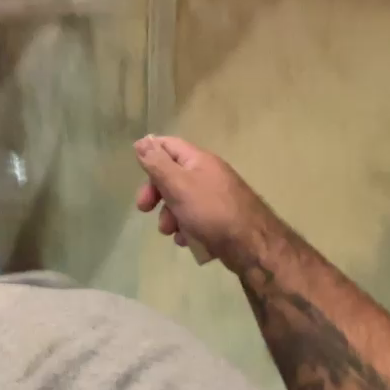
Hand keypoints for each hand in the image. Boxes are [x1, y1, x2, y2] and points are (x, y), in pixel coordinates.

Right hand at [133, 135, 264, 265]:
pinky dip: (186, 228)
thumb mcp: (178, 185)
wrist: (253, 247)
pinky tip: (186, 240)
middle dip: (156, 192)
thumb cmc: (212, 212)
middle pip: (171, 175)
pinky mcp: (220, 220)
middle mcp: (208, 174)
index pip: (167, 145)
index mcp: (199, 160)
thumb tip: (141, 142)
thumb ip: (157, 164)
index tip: (136, 171)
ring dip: (169, 215)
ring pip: (181, 200)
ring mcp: (216, 198)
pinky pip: (195, 219)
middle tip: (144, 208)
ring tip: (170, 232)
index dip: (149, 153)